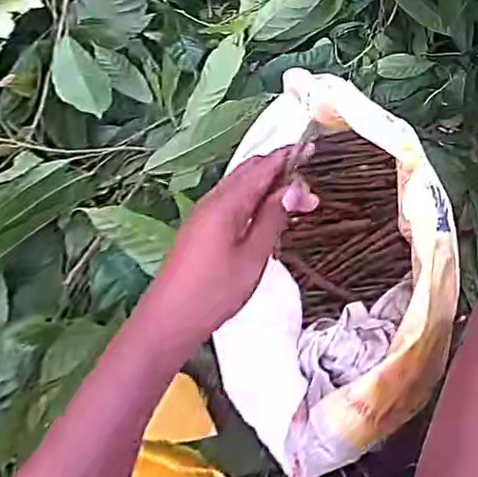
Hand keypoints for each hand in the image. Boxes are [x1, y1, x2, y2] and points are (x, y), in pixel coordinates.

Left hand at [133, 151, 319, 351]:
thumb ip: (274, 216)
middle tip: (308, 189)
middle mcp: (213, 201)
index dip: (289, 155)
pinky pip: (234, 200)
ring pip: (242, 185)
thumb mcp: (254, 255)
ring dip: (270, 186)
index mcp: (227, 203)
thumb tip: (293, 187)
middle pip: (251, 169)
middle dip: (281, 170)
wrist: (164, 326)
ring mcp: (204, 214)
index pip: (263, 166)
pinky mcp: (201, 228)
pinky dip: (256, 199)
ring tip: (296, 204)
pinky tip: (269, 216)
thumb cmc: (213, 292)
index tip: (313, 150)